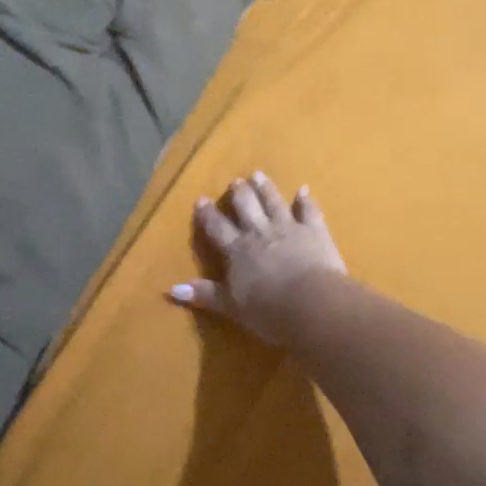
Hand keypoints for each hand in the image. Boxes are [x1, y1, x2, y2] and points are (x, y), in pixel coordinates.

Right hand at [168, 171, 347, 343]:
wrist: (311, 302)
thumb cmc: (268, 311)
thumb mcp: (231, 307)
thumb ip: (204, 294)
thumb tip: (171, 289)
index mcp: (238, 250)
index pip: (218, 227)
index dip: (208, 214)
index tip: (200, 199)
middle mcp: (260, 232)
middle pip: (247, 206)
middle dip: (239, 193)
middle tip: (235, 181)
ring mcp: (288, 227)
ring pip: (274, 201)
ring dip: (266, 188)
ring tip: (258, 174)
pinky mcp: (314, 230)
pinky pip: (309, 211)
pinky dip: (306, 200)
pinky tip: (304, 190)